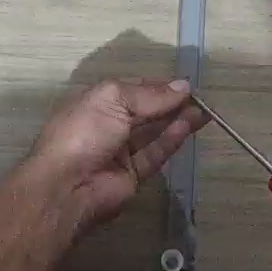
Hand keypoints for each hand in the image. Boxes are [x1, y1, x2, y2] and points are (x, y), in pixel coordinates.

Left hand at [18, 78, 208, 233]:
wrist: (67, 185)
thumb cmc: (85, 131)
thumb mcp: (113, 99)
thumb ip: (149, 94)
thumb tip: (183, 86)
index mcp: (96, 102)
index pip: (132, 89)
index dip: (157, 86)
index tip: (184, 85)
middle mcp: (108, 124)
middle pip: (145, 111)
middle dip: (170, 103)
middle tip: (201, 98)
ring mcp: (120, 151)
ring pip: (153, 132)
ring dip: (176, 120)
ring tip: (204, 111)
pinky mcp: (133, 174)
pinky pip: (155, 153)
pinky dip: (171, 140)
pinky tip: (189, 126)